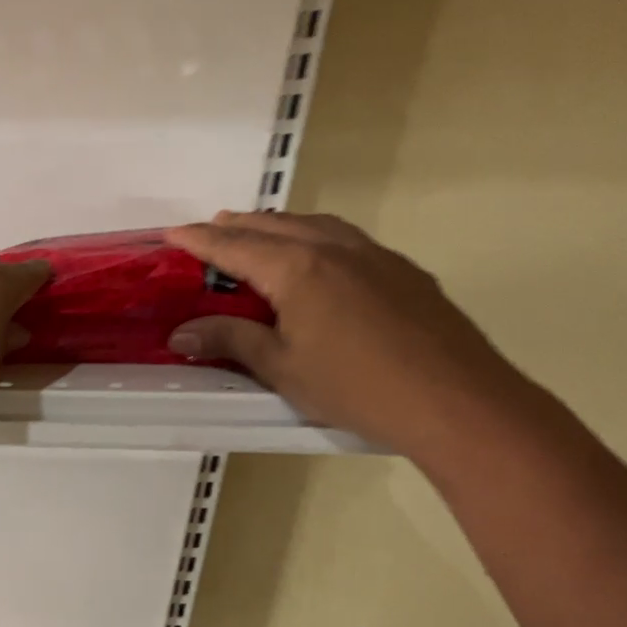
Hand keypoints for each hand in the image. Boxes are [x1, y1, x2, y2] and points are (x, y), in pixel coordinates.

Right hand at [166, 211, 533, 456]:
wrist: (455, 401)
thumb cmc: (355, 386)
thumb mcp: (281, 367)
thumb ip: (231, 340)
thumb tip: (181, 332)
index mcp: (298, 269)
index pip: (235, 246)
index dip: (199, 240)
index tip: (170, 234)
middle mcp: (336, 249)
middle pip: (276, 226)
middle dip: (237, 226)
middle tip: (207, 231)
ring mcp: (376, 257)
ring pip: (316, 226)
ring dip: (278, 226)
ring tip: (256, 235)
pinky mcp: (403, 273)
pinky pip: (346, 239)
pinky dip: (314, 237)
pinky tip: (313, 259)